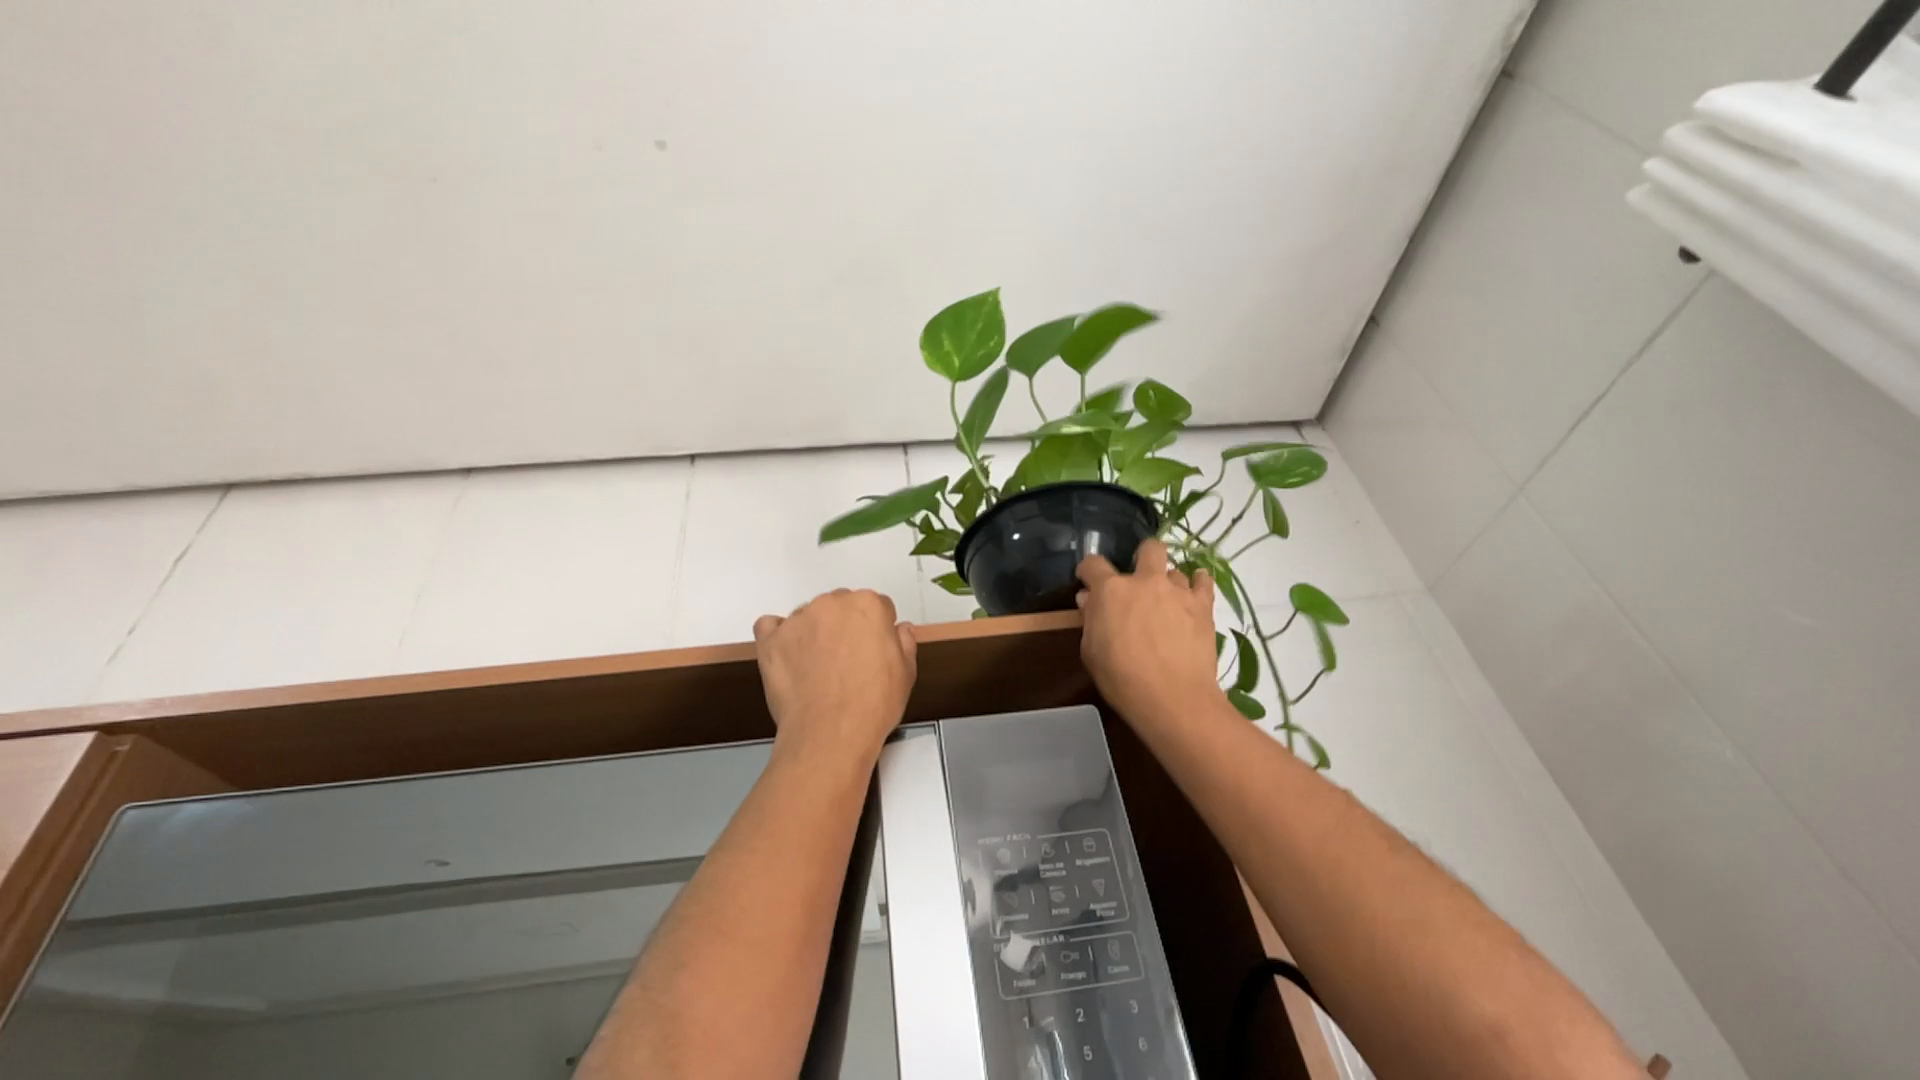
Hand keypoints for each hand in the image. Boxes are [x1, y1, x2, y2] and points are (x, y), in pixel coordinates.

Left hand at [753, 589, 917, 764]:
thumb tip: (899, 628)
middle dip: (845, 627)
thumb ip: (904, 642)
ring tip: (817, 668)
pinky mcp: (771, 640)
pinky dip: (778, 637)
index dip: (878, 632)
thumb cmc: (874, 704)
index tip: (874, 654)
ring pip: (808, 616)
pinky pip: (771, 627)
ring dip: (813, 632)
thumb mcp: (906, 674)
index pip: (877, 606)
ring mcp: (797, 620)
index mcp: (868, 606)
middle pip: (841, 606)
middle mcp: (831, 604)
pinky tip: (788, 657)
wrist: (831, 733)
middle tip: (847, 662)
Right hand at [1076, 539, 1223, 726]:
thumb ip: (1090, 620)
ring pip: (1175, 570)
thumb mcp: (1091, 653)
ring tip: (1166, 601)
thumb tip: (1089, 599)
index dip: (1088, 570)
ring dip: (1168, 582)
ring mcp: (1177, 591)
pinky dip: (1197, 584)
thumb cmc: (1122, 678)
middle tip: (1139, 580)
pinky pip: (1203, 582)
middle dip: (1142, 557)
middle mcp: (1145, 581)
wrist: (1172, 698)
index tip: (1087, 580)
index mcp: (1111, 591)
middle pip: (1148, 549)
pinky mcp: (1203, 605)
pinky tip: (1193, 594)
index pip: (1093, 564)